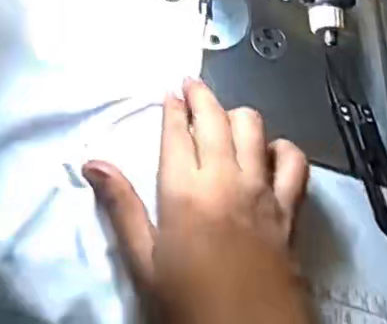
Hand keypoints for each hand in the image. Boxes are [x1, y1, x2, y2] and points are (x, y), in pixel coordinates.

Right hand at [86, 79, 311, 323]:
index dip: (172, 106)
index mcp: (185, 189)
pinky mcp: (289, 205)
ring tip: (224, 116)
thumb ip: (121, 208)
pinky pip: (293, 159)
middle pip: (214, 117)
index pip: (176, 131)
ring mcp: (261, 188)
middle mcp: (225, 177)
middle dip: (200, 94)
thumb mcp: (145, 264)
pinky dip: (281, 148)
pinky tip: (269, 152)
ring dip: (236, 114)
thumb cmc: (188, 306)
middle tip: (191, 85)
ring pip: (252, 126)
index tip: (170, 91)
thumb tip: (93, 162)